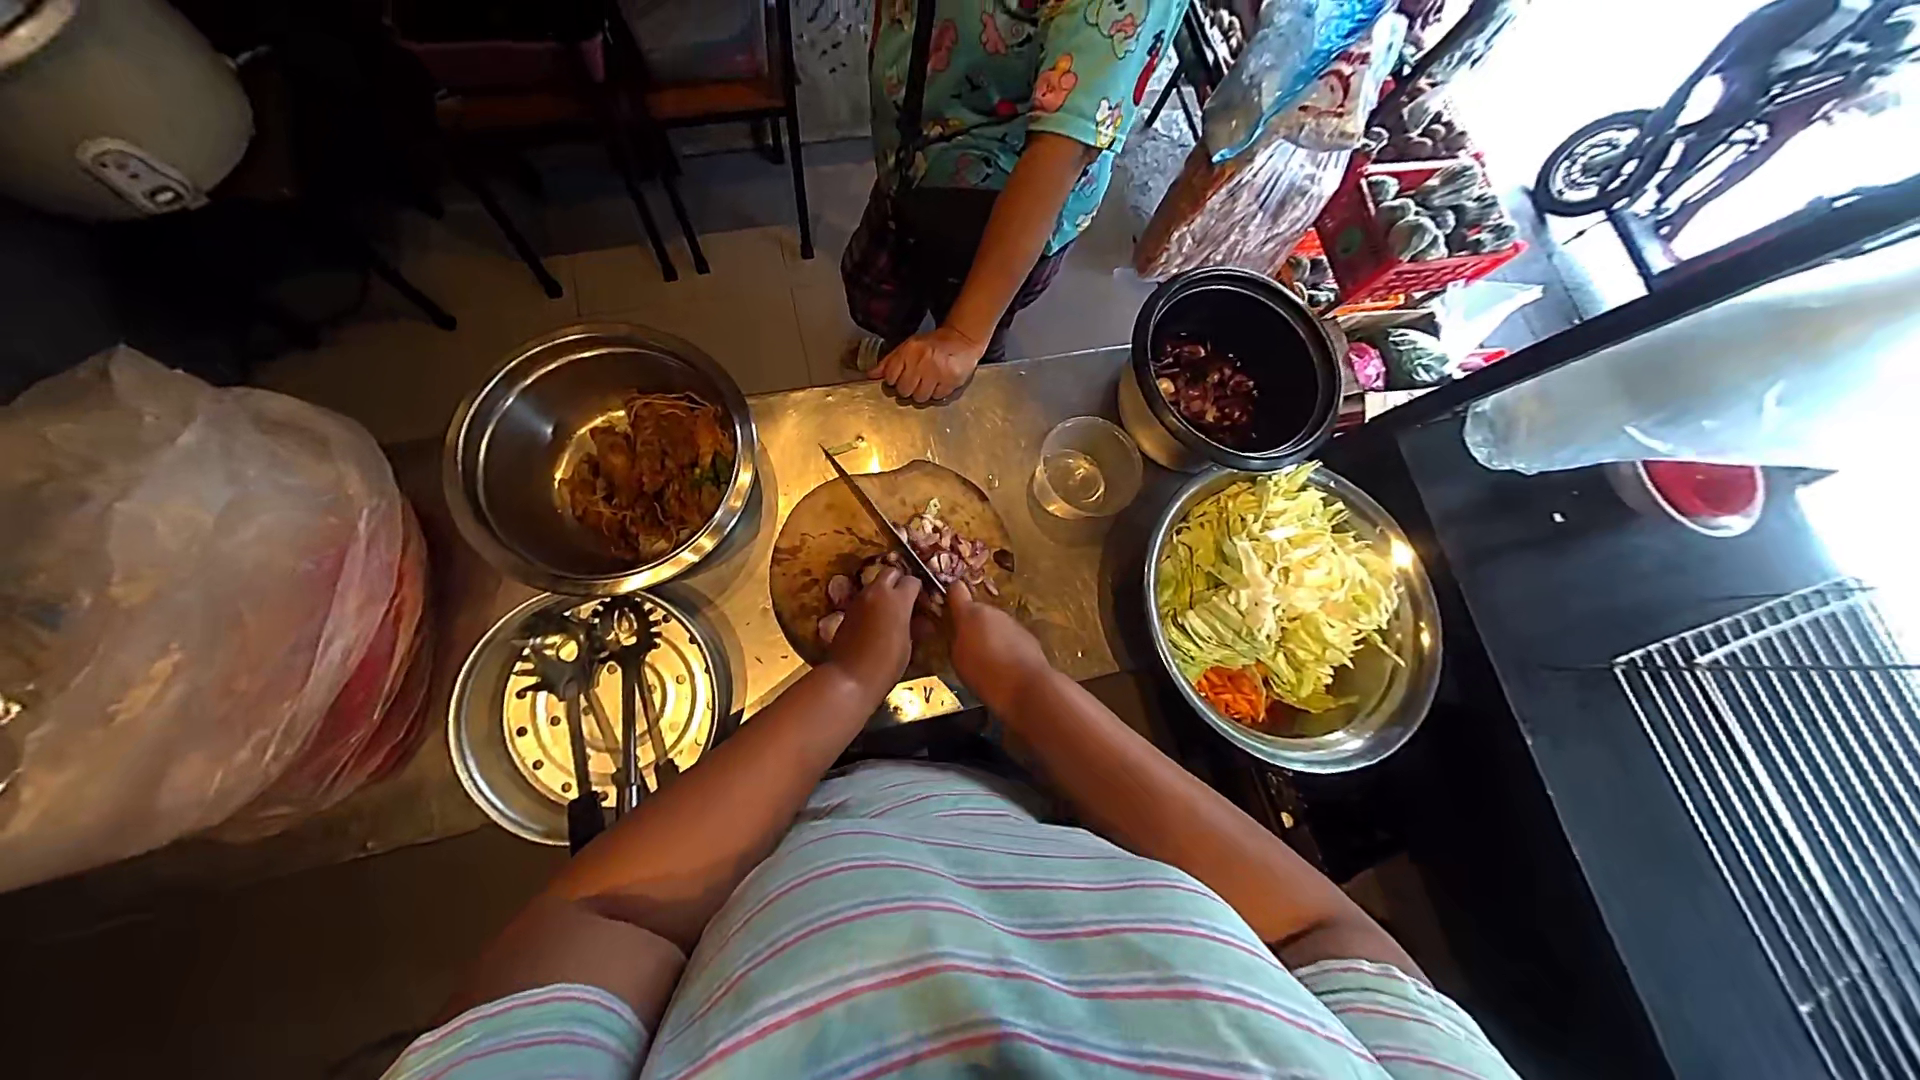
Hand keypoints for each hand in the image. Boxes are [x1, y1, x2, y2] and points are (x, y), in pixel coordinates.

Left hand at [826, 566, 921, 692]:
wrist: (849, 677)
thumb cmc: (886, 663)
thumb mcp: (908, 644)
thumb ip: (915, 625)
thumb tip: (923, 622)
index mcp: (897, 598)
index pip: (912, 581)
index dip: (919, 590)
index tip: (923, 602)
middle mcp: (877, 592)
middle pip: (890, 572)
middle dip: (899, 581)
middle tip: (907, 600)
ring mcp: (859, 600)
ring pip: (874, 584)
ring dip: (884, 593)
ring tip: (892, 613)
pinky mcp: (847, 611)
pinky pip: (864, 599)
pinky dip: (872, 604)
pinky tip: (877, 622)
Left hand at [870, 324, 985, 403]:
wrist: (962, 339)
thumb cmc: (932, 344)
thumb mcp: (908, 347)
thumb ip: (889, 361)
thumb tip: (870, 375)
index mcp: (909, 351)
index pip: (890, 377)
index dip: (894, 380)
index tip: (901, 377)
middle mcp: (922, 361)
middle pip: (904, 390)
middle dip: (908, 388)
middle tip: (916, 381)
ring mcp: (937, 372)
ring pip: (919, 397)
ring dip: (922, 393)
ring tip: (928, 383)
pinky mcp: (951, 381)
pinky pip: (936, 397)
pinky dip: (936, 393)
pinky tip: (939, 383)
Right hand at [946, 580, 1052, 707]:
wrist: (1028, 687)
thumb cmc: (985, 674)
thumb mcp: (957, 658)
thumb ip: (955, 638)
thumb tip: (957, 632)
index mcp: (970, 614)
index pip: (956, 590)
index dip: (950, 595)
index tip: (946, 606)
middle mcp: (992, 611)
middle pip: (976, 610)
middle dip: (971, 624)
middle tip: (966, 646)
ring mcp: (1011, 621)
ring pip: (993, 623)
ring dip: (989, 635)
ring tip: (986, 660)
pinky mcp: (1027, 635)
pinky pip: (1008, 635)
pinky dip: (1004, 645)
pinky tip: (1004, 665)